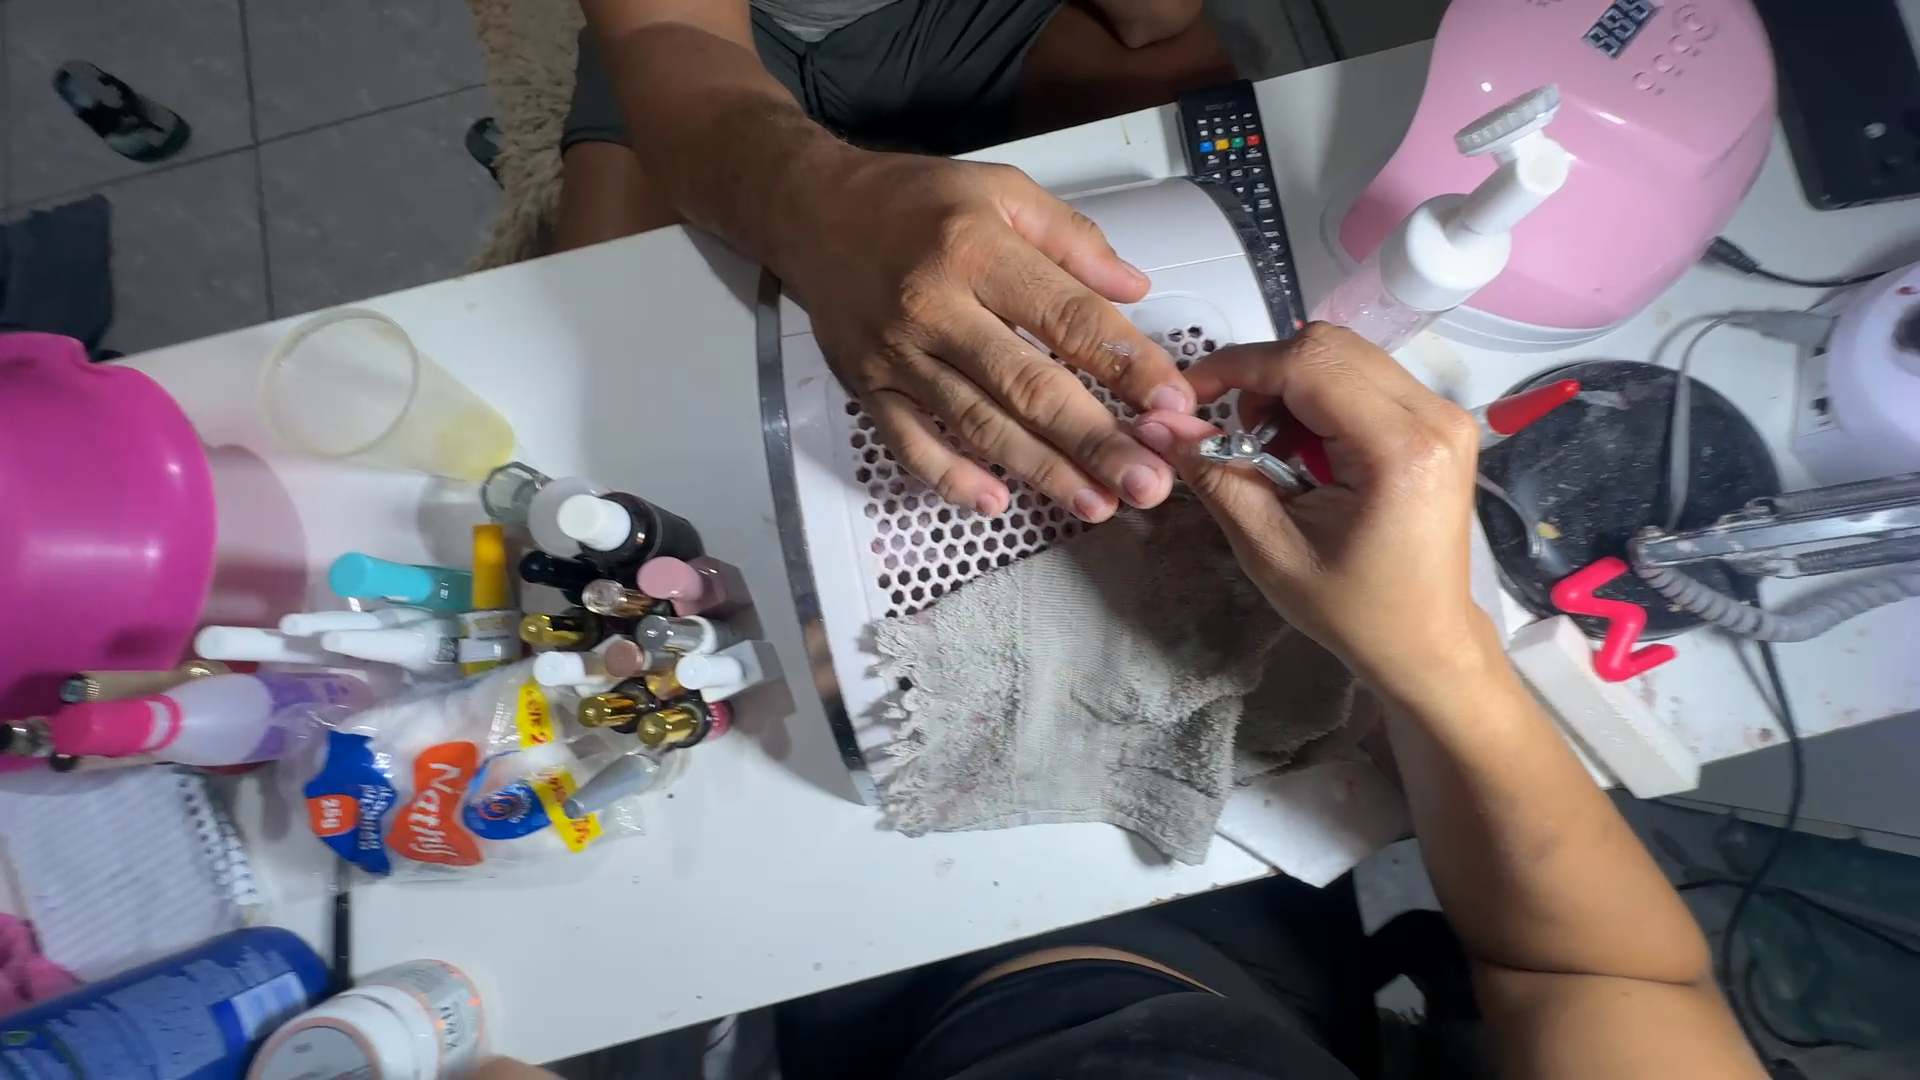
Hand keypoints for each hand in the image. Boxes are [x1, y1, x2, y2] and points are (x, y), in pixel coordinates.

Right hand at [775, 150, 1191, 521]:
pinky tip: (996, 503)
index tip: (1173, 406)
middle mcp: (936, 308)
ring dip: (1040, 470)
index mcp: (977, 250)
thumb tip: (1136, 289)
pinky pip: (909, 442)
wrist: (812, 212)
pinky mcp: (869, 387)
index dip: (1126, 364)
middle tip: (1148, 483)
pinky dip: (950, 477)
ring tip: (1097, 504)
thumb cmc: (914, 200)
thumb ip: (1072, 239)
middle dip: (1094, 440)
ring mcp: (898, 355)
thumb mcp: (999, 188)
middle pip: (1027, 386)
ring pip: (977, 424)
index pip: (1068, 316)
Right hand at [1130, 324, 1495, 695]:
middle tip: (1232, 430)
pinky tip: (1301, 450)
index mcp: (1397, 450)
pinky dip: (1314, 398)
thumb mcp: (1266, 548)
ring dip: (1287, 387)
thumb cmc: (1349, 608)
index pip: (1306, 364)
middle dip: (1260, 375)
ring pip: (1343, 355)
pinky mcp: (1436, 421)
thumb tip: (1154, 424)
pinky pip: (1361, 377)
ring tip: (1267, 447)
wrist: (1424, 640)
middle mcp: (1434, 415)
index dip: (1235, 368)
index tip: (1187, 398)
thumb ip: (1213, 476)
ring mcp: (1443, 413)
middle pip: (1326, 346)